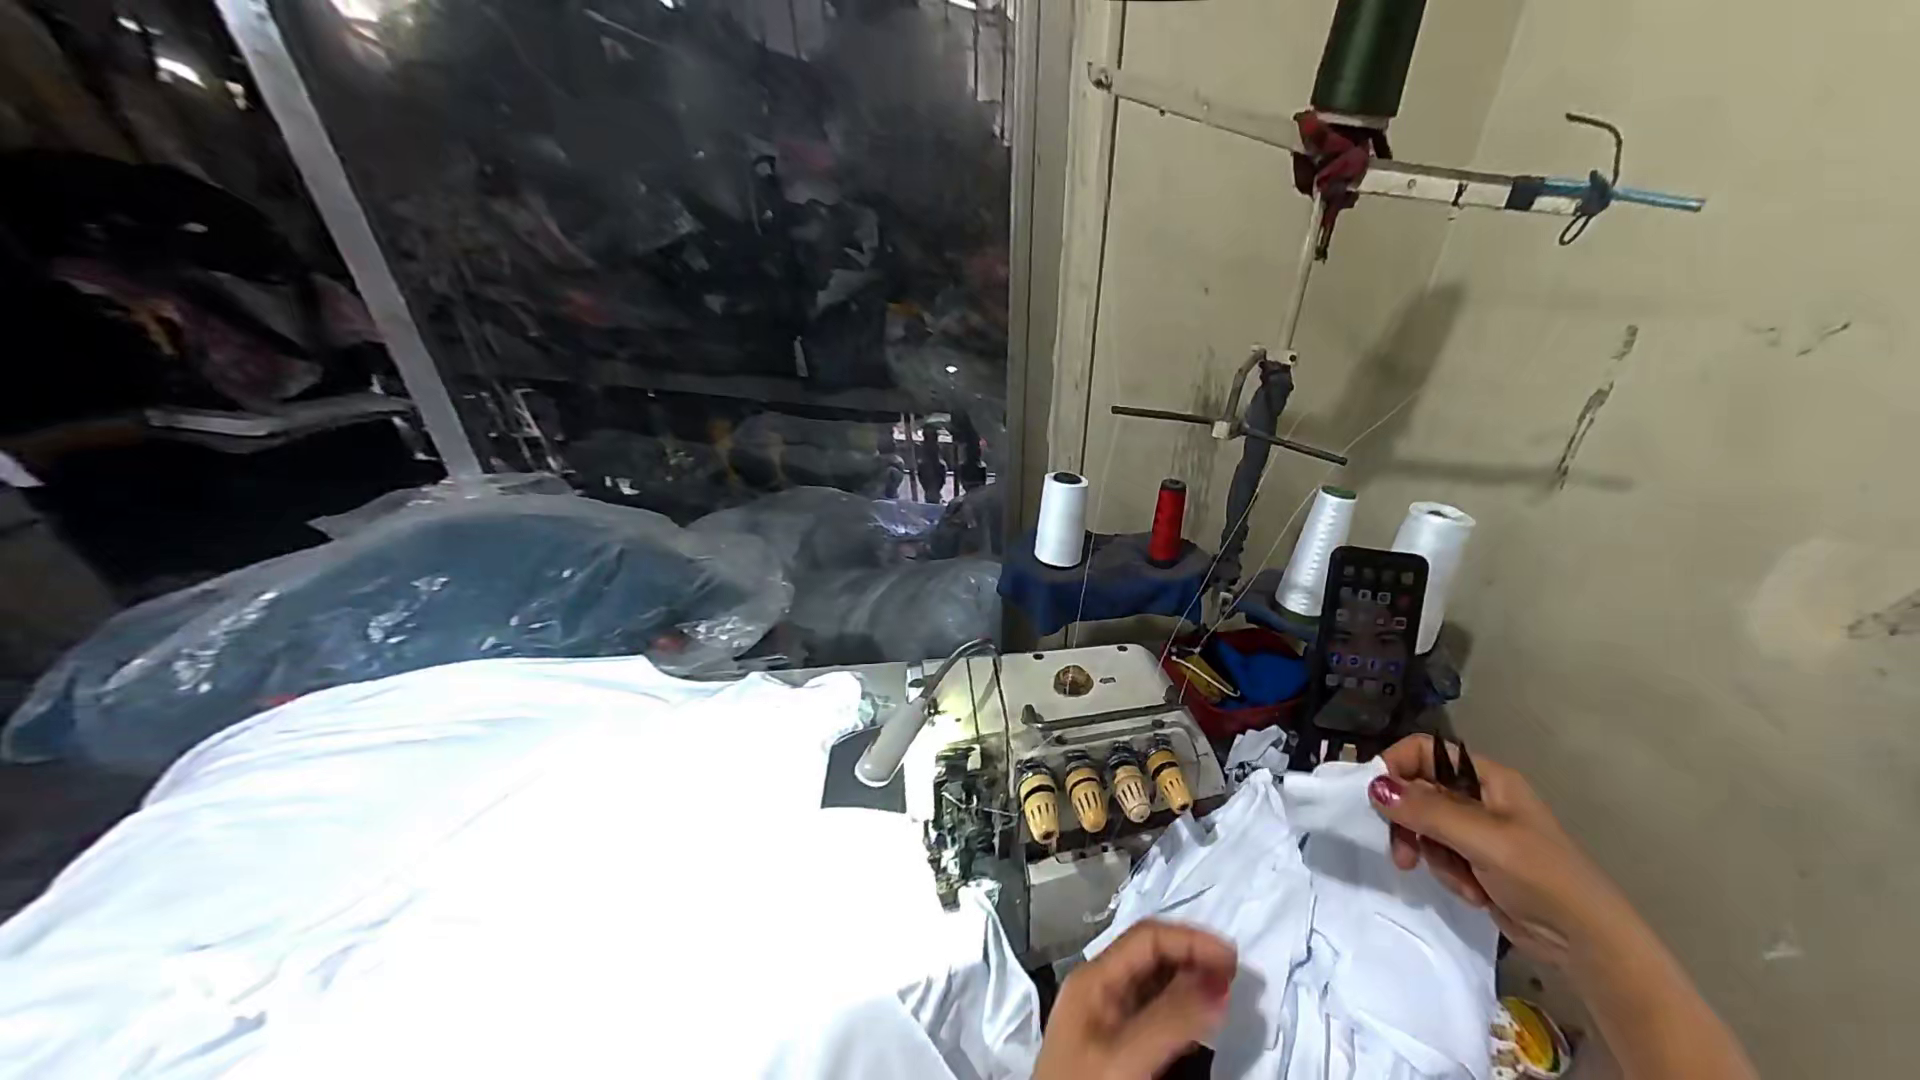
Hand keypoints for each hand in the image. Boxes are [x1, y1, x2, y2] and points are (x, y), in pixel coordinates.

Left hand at [1034, 920, 1236, 1079]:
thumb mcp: (1124, 1059)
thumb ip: (1171, 1022)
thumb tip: (1220, 986)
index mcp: (1093, 978)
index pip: (1146, 938)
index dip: (1190, 941)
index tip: (1234, 959)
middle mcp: (1099, 987)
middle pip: (1150, 955)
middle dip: (1193, 958)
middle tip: (1237, 977)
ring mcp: (1106, 1016)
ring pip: (1154, 982)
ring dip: (1190, 982)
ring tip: (1227, 993)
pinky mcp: (1115, 1045)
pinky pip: (1153, 1011)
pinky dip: (1182, 1009)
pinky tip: (1203, 1023)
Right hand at [1367, 735, 1624, 963]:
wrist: (1589, 945)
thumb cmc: (1543, 879)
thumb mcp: (1484, 840)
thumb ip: (1427, 811)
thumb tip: (1372, 787)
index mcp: (1486, 778)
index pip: (1423, 751)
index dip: (1395, 766)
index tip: (1376, 797)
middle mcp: (1477, 797)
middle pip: (1415, 789)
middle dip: (1407, 821)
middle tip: (1402, 850)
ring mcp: (1474, 829)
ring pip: (1420, 824)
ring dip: (1428, 852)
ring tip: (1454, 879)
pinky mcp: (1472, 859)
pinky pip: (1434, 852)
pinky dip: (1444, 871)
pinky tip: (1471, 891)